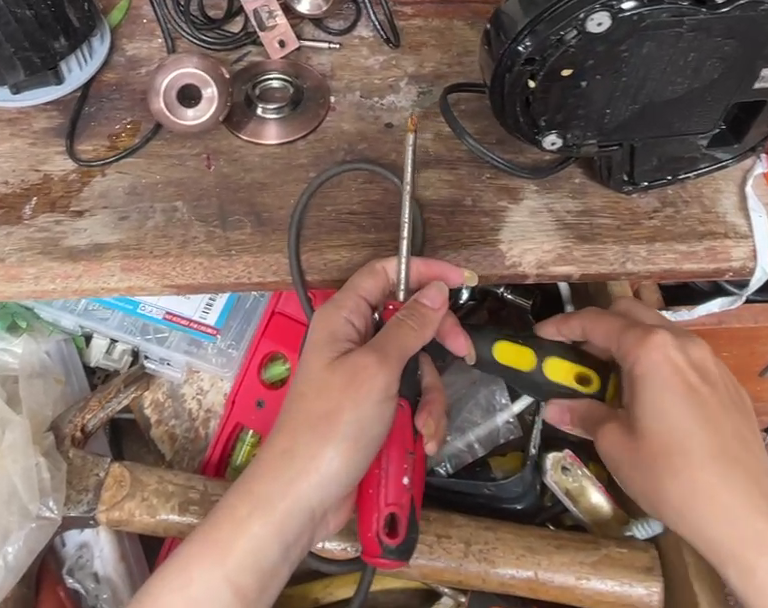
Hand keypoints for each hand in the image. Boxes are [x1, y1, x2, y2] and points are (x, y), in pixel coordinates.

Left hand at [247, 256, 474, 539]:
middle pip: (408, 319)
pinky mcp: (373, 408)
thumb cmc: (332, 425)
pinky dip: (420, 418)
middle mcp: (353, 339)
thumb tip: (436, 288)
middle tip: (462, 353)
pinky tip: (420, 441)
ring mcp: (363, 375)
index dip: (422, 270)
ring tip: (423, 425)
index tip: (461, 279)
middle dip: (437, 340)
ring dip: (429, 396)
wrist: (304, 496)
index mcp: (344, 317)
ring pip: (415, 365)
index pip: (385, 273)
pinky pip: (409, 398)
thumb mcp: (377, 369)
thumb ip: (410, 326)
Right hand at [535, 300, 767, 607]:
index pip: (596, 322)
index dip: (563, 326)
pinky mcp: (730, 386)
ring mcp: (712, 362)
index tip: (542, 336)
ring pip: (662, 332)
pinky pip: (687, 357)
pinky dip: (661, 362)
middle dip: (600, 326)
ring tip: (615, 379)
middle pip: (631, 313)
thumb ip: (585, 414)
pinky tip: (655, 399)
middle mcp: (683, 343)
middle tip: (579, 355)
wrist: (745, 518)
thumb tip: (555, 407)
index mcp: (650, 350)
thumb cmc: (671, 476)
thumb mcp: (616, 445)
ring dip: (632, 343)